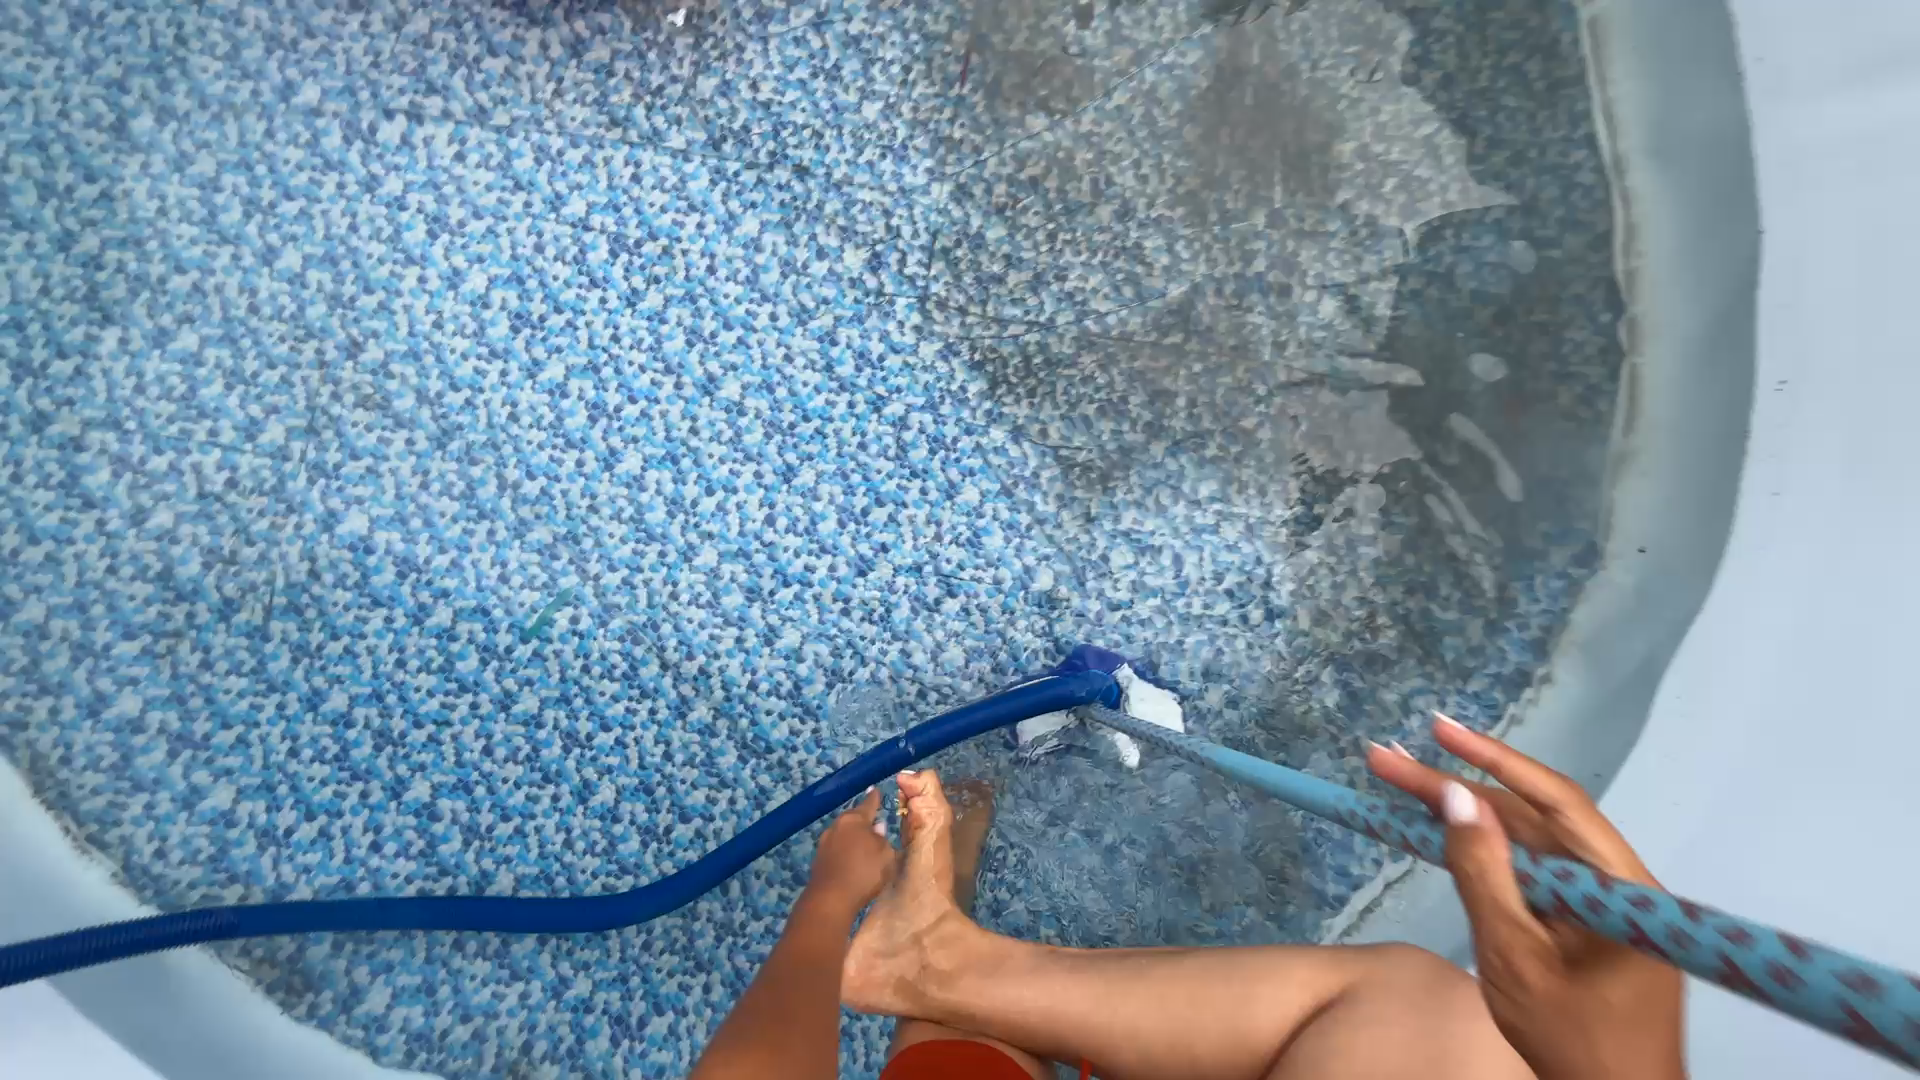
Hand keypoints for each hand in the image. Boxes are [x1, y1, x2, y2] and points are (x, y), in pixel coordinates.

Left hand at [805, 788, 895, 912]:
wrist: (830, 899)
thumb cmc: (864, 872)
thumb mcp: (886, 855)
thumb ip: (883, 839)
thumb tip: (877, 828)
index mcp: (855, 819)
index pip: (868, 804)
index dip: (874, 798)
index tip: (875, 789)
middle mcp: (837, 826)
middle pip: (853, 819)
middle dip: (863, 821)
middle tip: (874, 824)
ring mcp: (825, 843)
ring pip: (843, 834)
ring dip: (853, 838)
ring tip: (864, 846)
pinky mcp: (819, 860)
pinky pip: (837, 849)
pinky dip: (845, 852)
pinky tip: (851, 861)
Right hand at [1368, 716, 1686, 1079]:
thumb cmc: (1571, 1039)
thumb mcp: (1513, 955)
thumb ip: (1483, 871)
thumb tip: (1453, 796)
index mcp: (1620, 887)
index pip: (1557, 802)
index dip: (1494, 759)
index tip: (1437, 729)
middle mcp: (1610, 878)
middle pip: (1526, 813)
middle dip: (1451, 783)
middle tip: (1383, 758)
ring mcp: (1590, 896)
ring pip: (1517, 834)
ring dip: (1455, 808)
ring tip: (1394, 777)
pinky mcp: (1571, 911)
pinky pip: (1518, 863)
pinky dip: (1472, 841)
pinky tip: (1432, 821)